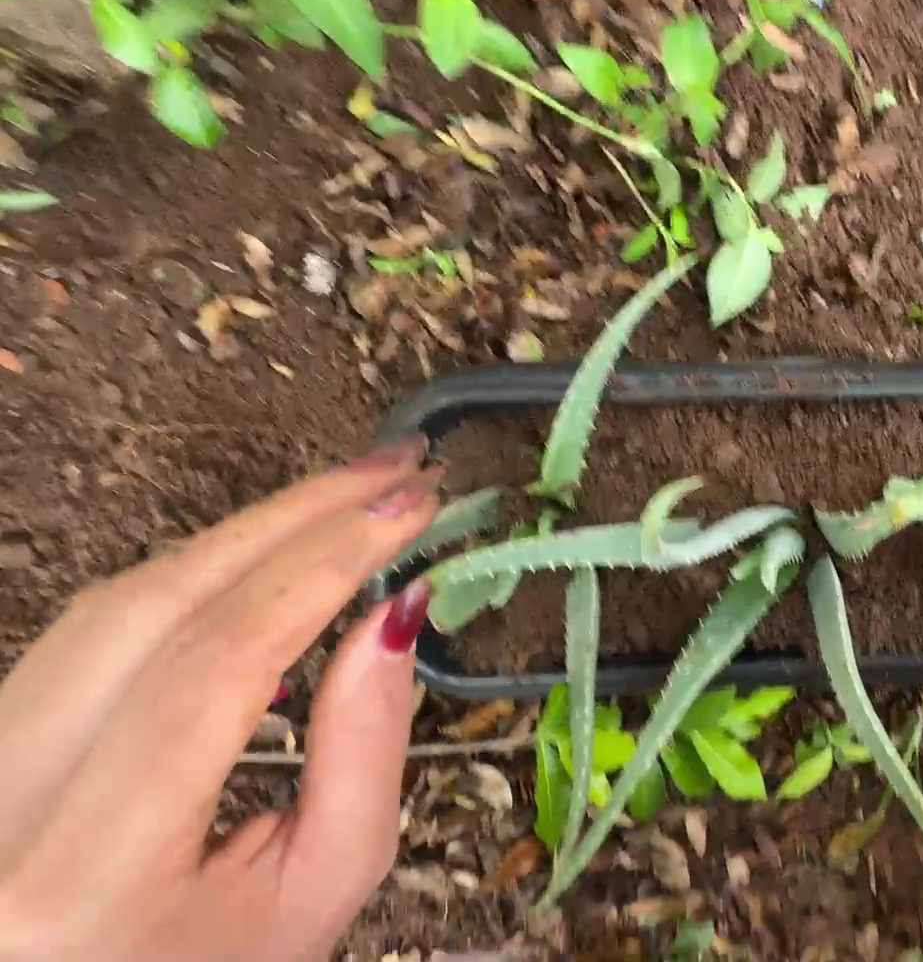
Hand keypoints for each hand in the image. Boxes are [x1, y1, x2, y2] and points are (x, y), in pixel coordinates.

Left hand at [0, 439, 440, 960]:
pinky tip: (280, 545)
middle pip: (148, 607)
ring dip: (252, 528)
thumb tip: (401, 611)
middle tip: (396, 466)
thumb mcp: (329, 876)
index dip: (326, 564)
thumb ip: (369, 744)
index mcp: (86, 875)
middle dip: (293, 514)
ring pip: (112, 602)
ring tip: (354, 491)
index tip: (416, 506)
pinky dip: (205, 568)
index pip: (217, 667)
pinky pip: (96, 625)